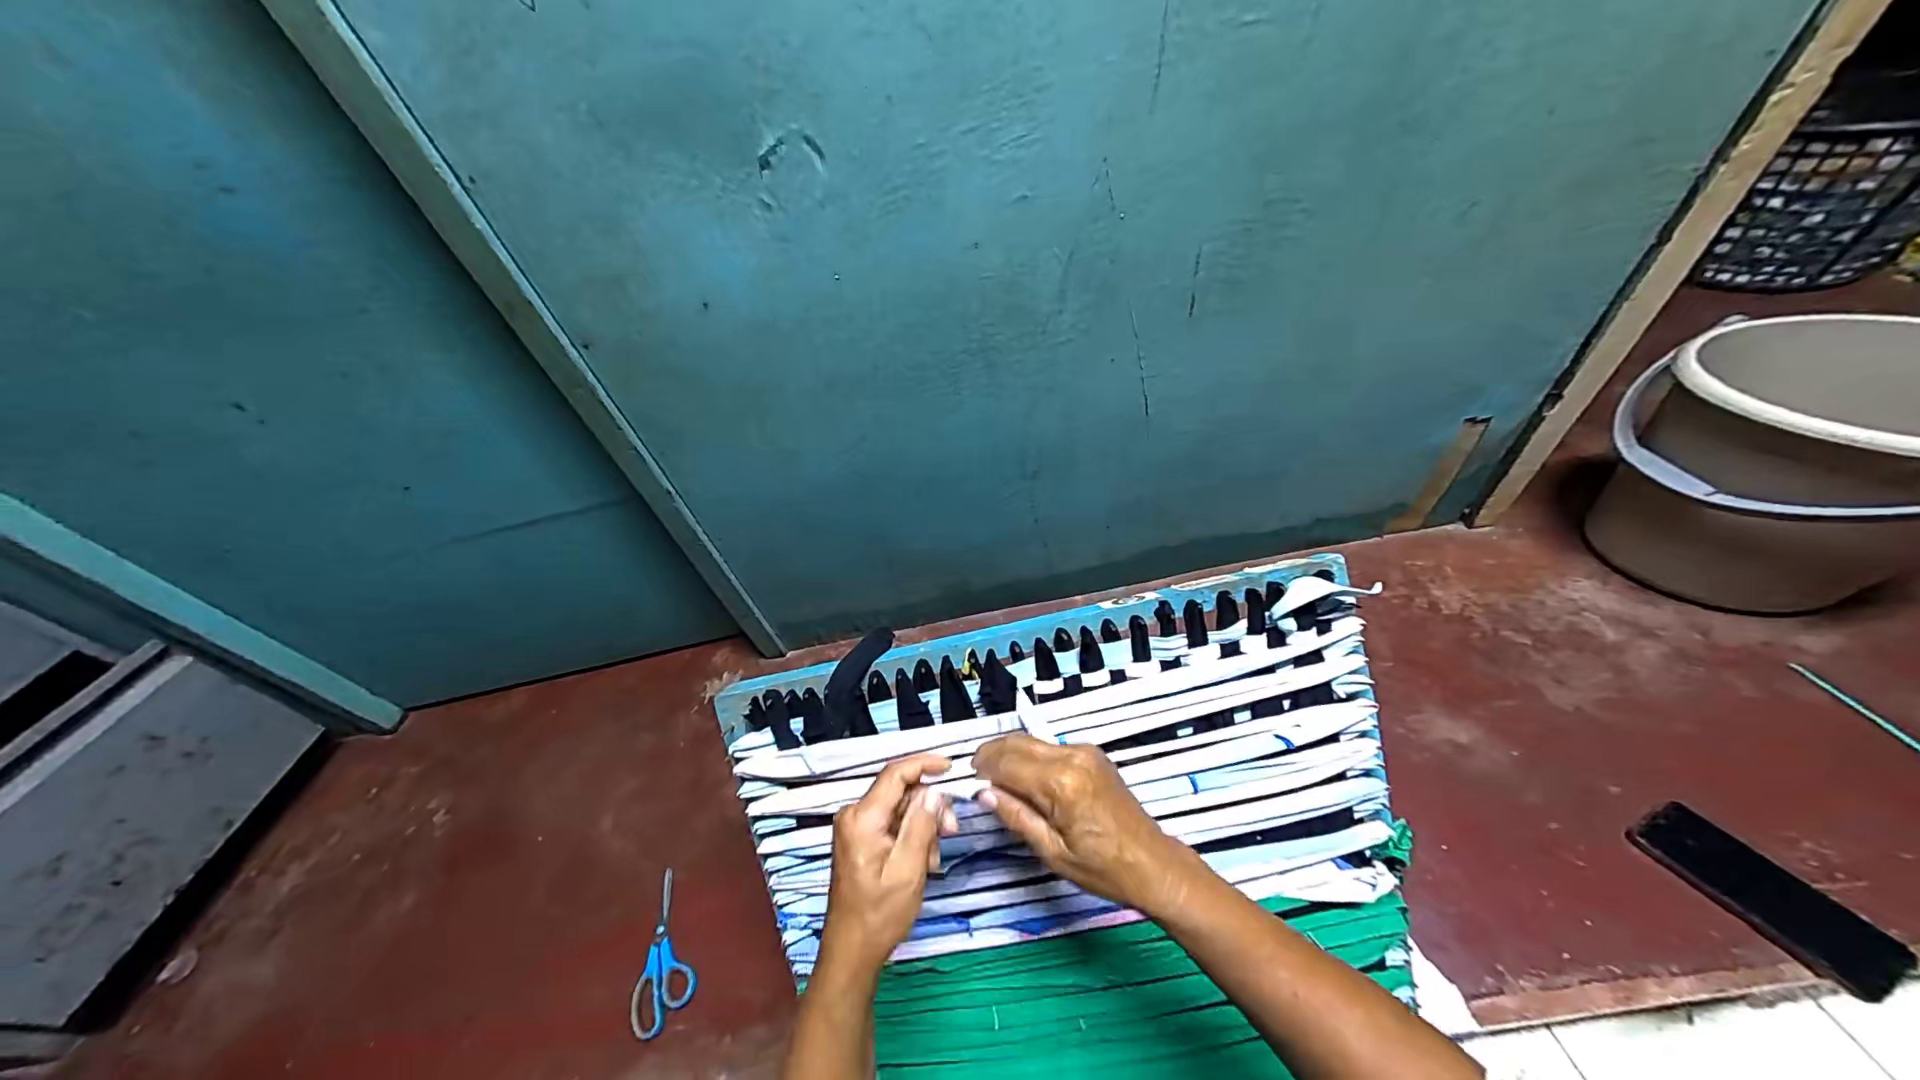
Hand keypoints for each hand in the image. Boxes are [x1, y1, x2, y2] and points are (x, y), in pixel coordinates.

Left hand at [816, 754, 957, 973]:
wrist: (852, 950)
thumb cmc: (880, 915)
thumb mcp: (908, 869)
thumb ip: (921, 825)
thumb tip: (935, 791)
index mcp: (862, 818)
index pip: (895, 774)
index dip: (924, 764)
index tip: (951, 767)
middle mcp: (854, 815)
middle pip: (901, 792)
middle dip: (929, 807)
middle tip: (951, 831)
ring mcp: (855, 827)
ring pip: (900, 808)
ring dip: (923, 826)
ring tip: (933, 858)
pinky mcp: (860, 839)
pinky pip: (892, 823)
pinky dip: (911, 836)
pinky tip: (921, 861)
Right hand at [973, 735, 1207, 917]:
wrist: (1152, 863)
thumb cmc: (1103, 868)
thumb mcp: (1052, 852)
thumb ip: (1016, 816)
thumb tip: (984, 794)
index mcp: (1061, 783)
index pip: (1006, 762)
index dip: (982, 770)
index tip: (968, 783)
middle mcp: (1072, 757)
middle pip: (1016, 743)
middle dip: (991, 756)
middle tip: (977, 779)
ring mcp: (1084, 752)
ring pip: (1031, 742)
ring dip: (1010, 755)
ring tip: (998, 783)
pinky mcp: (1092, 755)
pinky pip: (1049, 748)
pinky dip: (1030, 758)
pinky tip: (1026, 781)